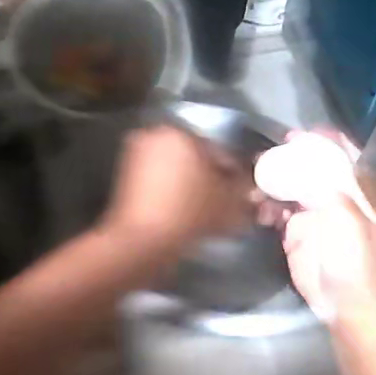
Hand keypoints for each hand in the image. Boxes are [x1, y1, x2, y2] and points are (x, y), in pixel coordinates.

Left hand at [100, 124, 251, 258]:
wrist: (142, 241)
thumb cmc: (189, 213)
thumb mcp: (227, 201)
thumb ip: (242, 189)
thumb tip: (248, 187)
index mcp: (181, 133)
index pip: (219, 152)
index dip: (236, 174)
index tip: (243, 193)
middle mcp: (156, 136)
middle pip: (196, 159)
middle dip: (211, 179)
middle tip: (225, 203)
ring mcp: (137, 156)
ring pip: (176, 171)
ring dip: (192, 186)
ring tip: (206, 211)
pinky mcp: (126, 179)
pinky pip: (159, 183)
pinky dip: (173, 194)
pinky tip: (186, 214)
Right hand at [260, 132, 375, 331]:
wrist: (347, 306)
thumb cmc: (356, 262)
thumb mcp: (348, 219)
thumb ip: (327, 188)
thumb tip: (304, 164)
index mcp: (358, 192)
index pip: (342, 157)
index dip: (322, 142)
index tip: (298, 136)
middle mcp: (335, 199)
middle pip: (310, 170)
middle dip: (289, 160)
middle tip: (266, 156)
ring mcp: (314, 217)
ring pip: (290, 189)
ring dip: (273, 183)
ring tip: (255, 183)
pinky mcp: (296, 236)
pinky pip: (278, 212)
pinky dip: (266, 207)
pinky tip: (258, 208)